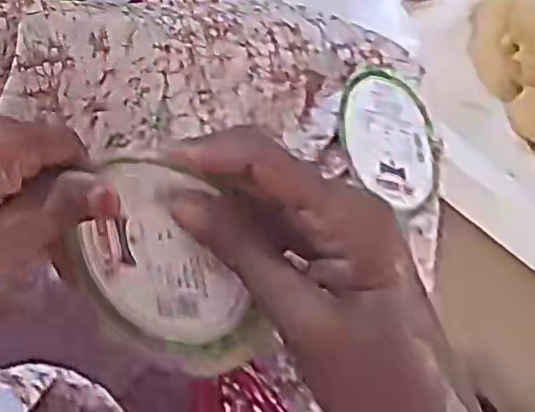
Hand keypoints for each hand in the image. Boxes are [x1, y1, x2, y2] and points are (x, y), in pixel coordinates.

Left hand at [0, 115, 117, 356]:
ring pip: (19, 154)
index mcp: (1, 137)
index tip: (92, 217)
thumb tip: (111, 190)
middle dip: (59, 184)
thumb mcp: (19, 242)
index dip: (85, 176)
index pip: (65, 140)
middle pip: (41, 144)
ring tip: (40, 238)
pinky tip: (9, 224)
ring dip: (36, 189)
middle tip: (66, 236)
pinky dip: (11, 186)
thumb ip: (66, 207)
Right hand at [164, 129, 467, 411]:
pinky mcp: (328, 241)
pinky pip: (273, 215)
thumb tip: (179, 200)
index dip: (210, 152)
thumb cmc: (377, 382)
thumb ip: (242, 252)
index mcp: (349, 212)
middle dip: (209, 167)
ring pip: (263, 188)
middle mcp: (344, 201)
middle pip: (263, 165)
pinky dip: (236, 219)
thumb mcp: (303, 321)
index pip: (266, 160)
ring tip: (169, 197)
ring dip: (217, 191)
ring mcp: (337, 220)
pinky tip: (204, 227)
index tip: (161, 161)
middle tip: (156, 178)